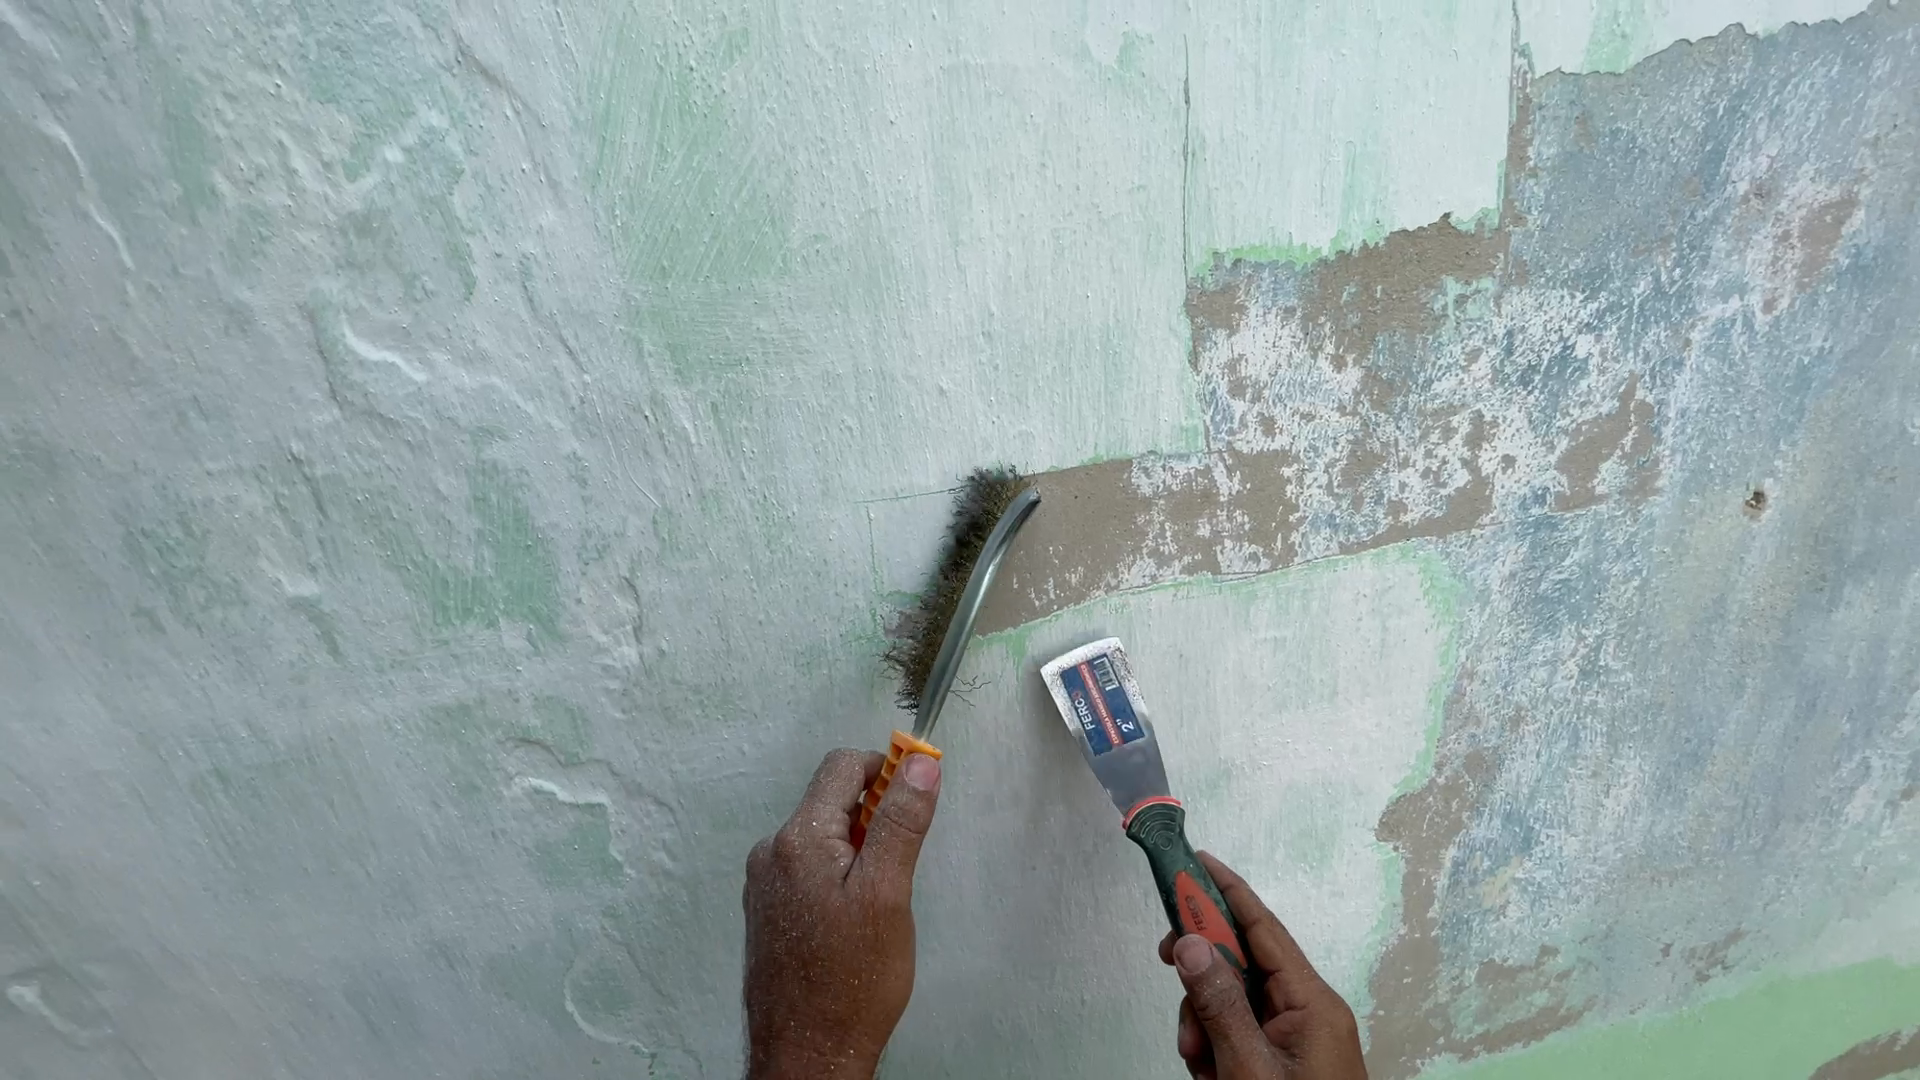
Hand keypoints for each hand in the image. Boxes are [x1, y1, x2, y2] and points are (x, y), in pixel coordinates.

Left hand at [742, 748, 943, 1079]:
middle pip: (831, 799)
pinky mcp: (768, 906)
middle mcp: (771, 850)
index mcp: (798, 838)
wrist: (807, 1060)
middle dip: (872, 815)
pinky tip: (851, 915)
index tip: (913, 799)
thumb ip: (901, 821)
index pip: (842, 766)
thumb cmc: (853, 978)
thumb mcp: (888, 893)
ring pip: (823, 832)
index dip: (883, 769)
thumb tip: (919, 761)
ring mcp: (764, 880)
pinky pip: (809, 862)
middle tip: (898, 865)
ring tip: (877, 898)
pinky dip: (838, 869)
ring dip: (857, 845)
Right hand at [1158, 851, 1366, 1078]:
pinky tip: (1209, 1076)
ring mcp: (1294, 1035)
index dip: (1227, 887)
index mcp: (1310, 1000)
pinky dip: (1213, 1044)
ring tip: (1199, 1066)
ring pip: (1230, 997)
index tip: (1194, 857)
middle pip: (1240, 959)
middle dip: (1201, 972)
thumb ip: (1217, 1003)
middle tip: (1165, 966)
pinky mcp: (1282, 1059)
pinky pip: (1235, 1028)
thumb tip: (1189, 940)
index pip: (1262, 924)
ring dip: (1201, 1021)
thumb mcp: (1248, 1070)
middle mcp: (1305, 1008)